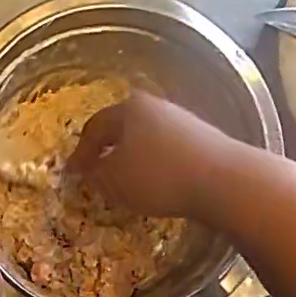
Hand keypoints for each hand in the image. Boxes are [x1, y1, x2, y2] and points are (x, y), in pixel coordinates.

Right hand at [65, 92, 245, 219]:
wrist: (223, 181)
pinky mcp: (204, 144)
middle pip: (124, 130)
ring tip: (129, 186)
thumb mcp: (115, 180)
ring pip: (148, 143)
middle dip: (109, 153)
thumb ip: (95, 175)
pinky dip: (159, 170)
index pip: (95, 128)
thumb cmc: (159, 176)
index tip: (72, 173)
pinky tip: (161, 188)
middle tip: (99, 175)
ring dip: (135, 162)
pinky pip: (171, 156)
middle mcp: (156, 108)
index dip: (81, 153)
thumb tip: (87, 172)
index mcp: (128, 108)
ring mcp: (183, 124)